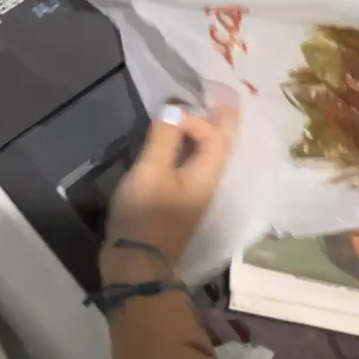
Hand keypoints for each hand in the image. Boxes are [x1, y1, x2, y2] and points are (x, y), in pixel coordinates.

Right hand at [102, 103, 236, 280]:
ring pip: (210, 158)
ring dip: (207, 135)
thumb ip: (164, 138)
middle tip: (220, 94)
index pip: (215, 134)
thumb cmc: (146, 216)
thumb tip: (174, 108)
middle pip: (222, 145)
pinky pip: (196, 168)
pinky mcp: (182, 205)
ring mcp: (197, 196)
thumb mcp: (150, 171)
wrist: (137, 263)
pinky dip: (193, 151)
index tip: (169, 115)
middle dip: (221, 120)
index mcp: (209, 172)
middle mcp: (211, 183)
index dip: (197, 118)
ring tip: (200, 116)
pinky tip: (180, 148)